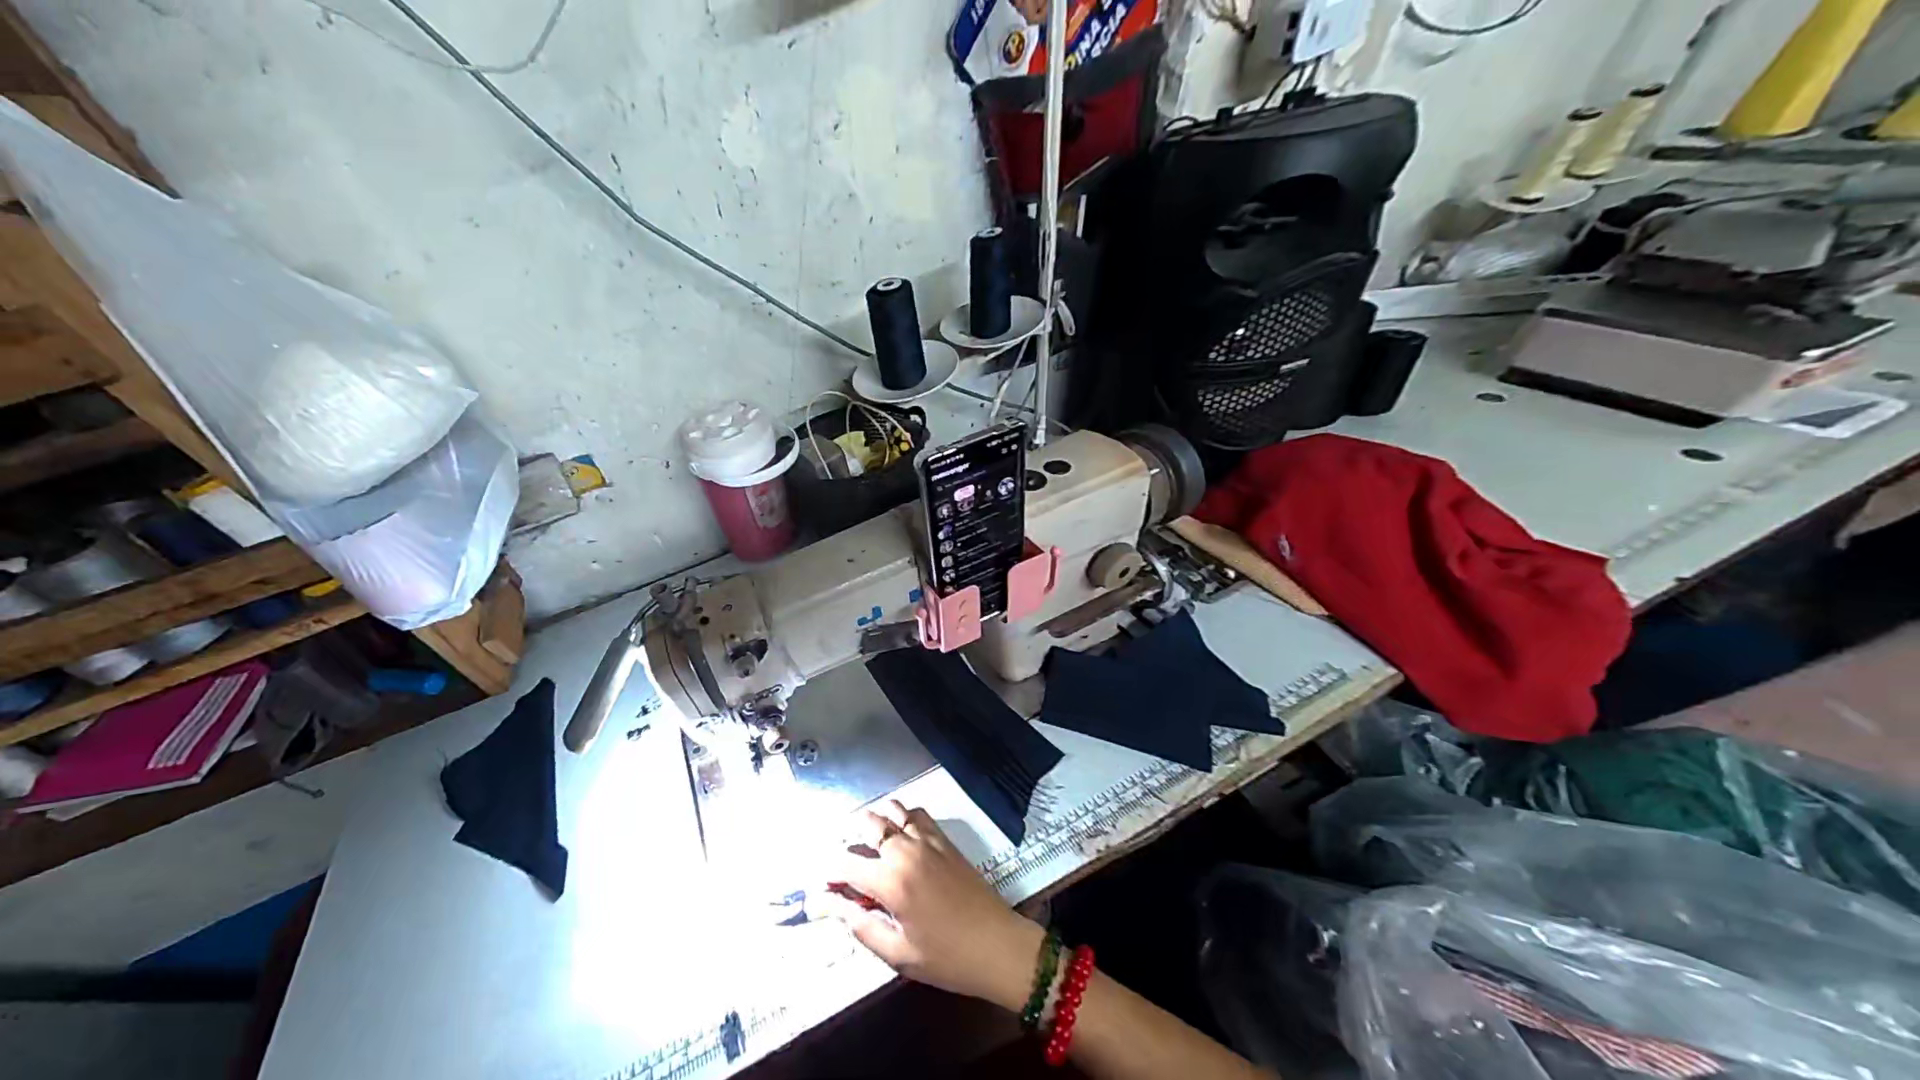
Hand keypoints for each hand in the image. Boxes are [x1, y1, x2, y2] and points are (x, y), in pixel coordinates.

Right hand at [818, 800, 1044, 1011]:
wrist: (998, 945)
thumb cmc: (946, 957)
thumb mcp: (897, 953)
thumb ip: (860, 925)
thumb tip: (829, 906)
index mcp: (891, 881)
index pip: (845, 864)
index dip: (828, 873)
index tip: (824, 886)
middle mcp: (906, 851)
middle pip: (868, 824)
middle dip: (849, 838)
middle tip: (845, 862)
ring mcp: (928, 841)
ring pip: (893, 811)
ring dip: (876, 822)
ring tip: (868, 845)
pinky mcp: (945, 840)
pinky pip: (917, 814)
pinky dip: (902, 817)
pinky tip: (900, 835)